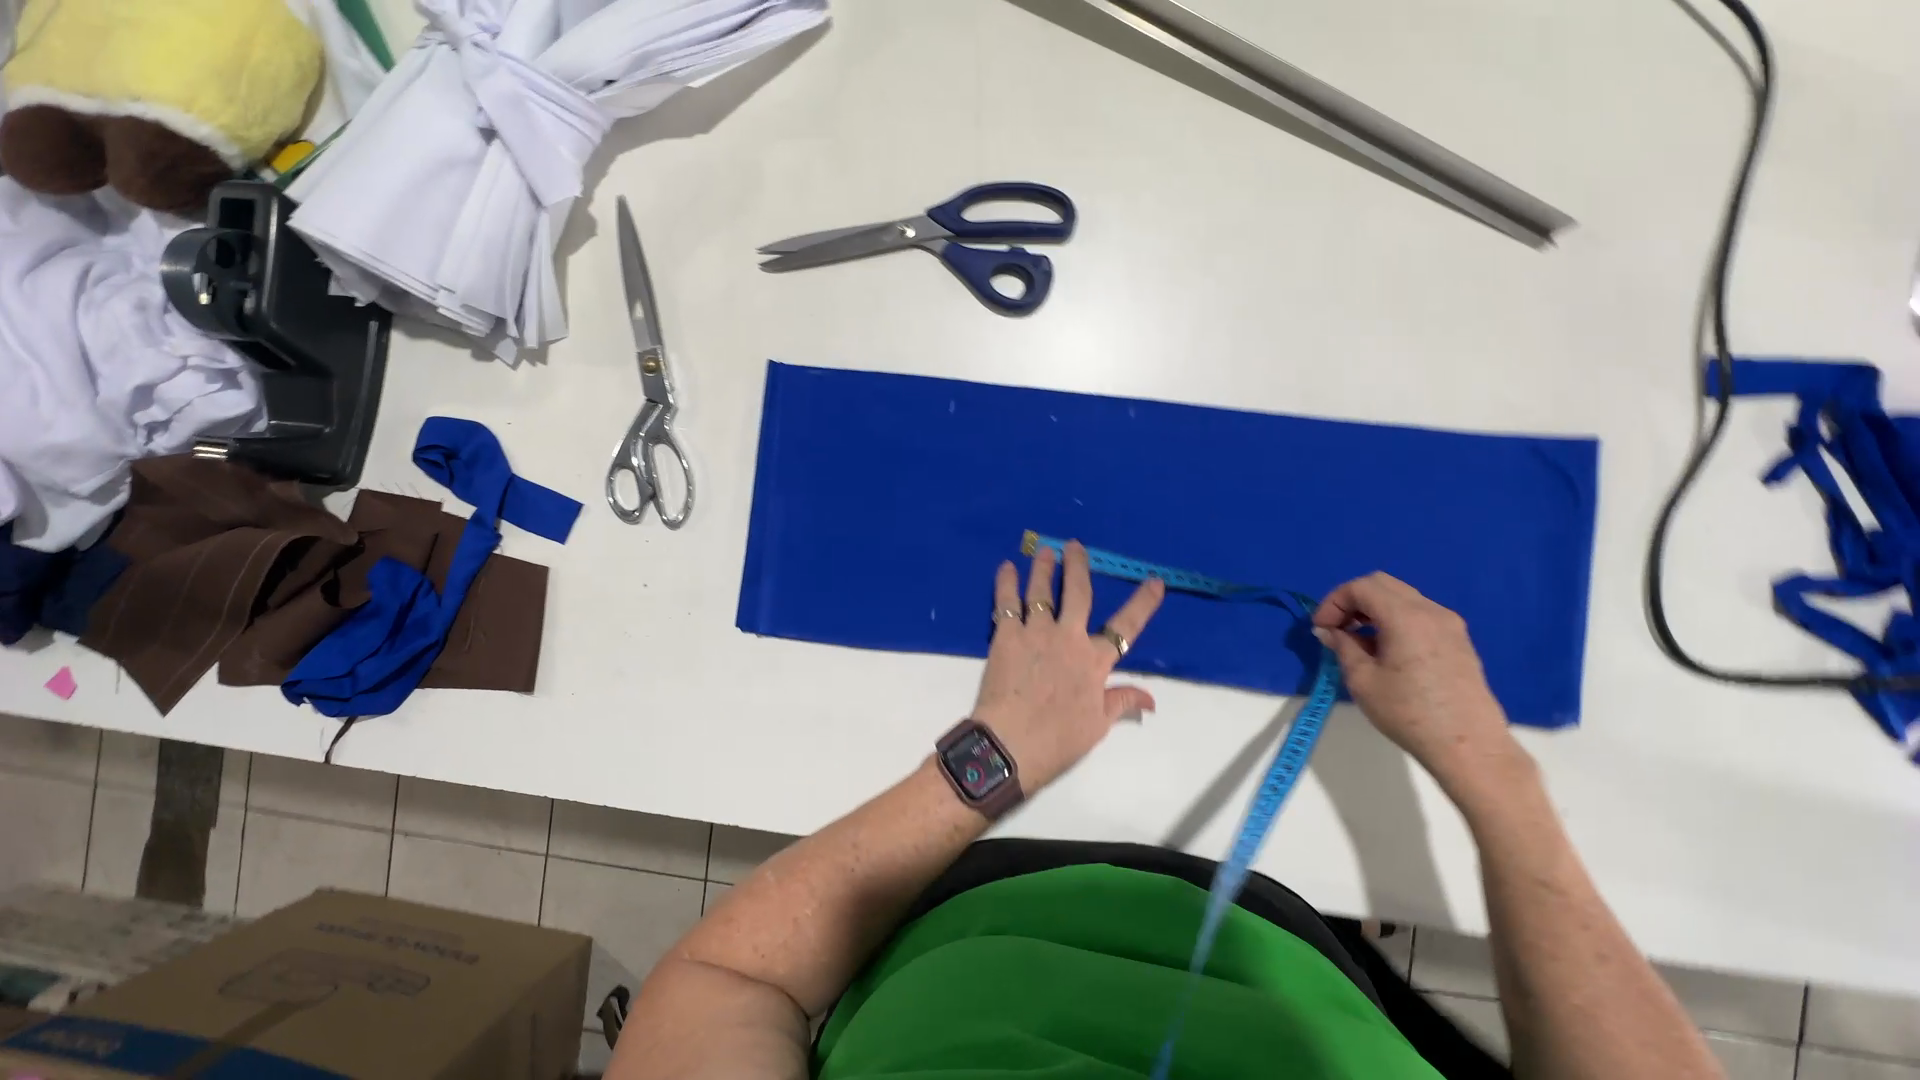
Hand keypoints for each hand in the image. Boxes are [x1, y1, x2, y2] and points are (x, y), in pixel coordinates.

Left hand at [971, 541, 1165, 791]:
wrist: (1010, 744)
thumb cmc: (1057, 740)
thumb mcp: (1097, 725)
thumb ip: (1121, 702)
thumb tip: (1151, 699)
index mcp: (1094, 661)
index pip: (1125, 627)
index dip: (1142, 603)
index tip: (1155, 582)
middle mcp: (1068, 638)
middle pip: (1077, 594)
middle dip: (1078, 567)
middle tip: (1076, 546)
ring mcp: (1036, 633)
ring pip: (1041, 591)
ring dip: (1043, 568)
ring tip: (1044, 550)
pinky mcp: (1006, 636)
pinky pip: (1007, 602)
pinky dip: (1006, 583)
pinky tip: (1006, 568)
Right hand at [1311, 573, 1526, 794]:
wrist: (1468, 746)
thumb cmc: (1409, 713)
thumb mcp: (1363, 680)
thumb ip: (1343, 647)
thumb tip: (1329, 631)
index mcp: (1406, 616)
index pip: (1361, 587)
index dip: (1334, 602)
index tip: (1321, 628)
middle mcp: (1431, 611)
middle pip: (1383, 584)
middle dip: (1353, 601)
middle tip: (1336, 629)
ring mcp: (1449, 625)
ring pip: (1403, 598)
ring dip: (1374, 610)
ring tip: (1358, 642)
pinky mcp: (1458, 641)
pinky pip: (1419, 615)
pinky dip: (1394, 620)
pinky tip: (1386, 651)